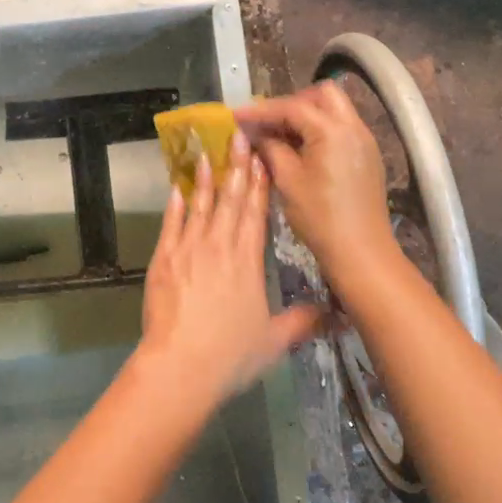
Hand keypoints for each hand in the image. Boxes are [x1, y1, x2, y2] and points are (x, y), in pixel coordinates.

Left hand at [137, 131, 322, 401]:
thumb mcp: (274, 340)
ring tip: (209, 151)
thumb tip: (339, 316)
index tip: (263, 161)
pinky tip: (178, 186)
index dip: (260, 186)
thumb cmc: (230, 354)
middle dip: (236, 167)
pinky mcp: (163, 260)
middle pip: (230, 200)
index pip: (256, 214)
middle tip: (238, 138)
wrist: (180, 365)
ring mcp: (188, 250)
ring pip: (201, 206)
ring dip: (206, 178)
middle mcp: (219, 246)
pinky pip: (171, 224)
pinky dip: (175, 204)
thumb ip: (304, 322)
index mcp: (247, 261)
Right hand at [233, 82, 390, 271]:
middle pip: (322, 95)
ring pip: (334, 110)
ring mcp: (364, 141)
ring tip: (280, 135)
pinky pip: (341, 128)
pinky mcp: (367, 156)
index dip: (262, 109)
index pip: (293, 107)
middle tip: (267, 121)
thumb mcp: (288, 181)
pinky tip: (300, 150)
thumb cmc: (320, 217)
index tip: (237, 115)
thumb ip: (270, 148)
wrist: (361, 252)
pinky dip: (320, 129)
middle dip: (292, 102)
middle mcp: (354, 127)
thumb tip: (254, 132)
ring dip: (307, 115)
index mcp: (333, 131)